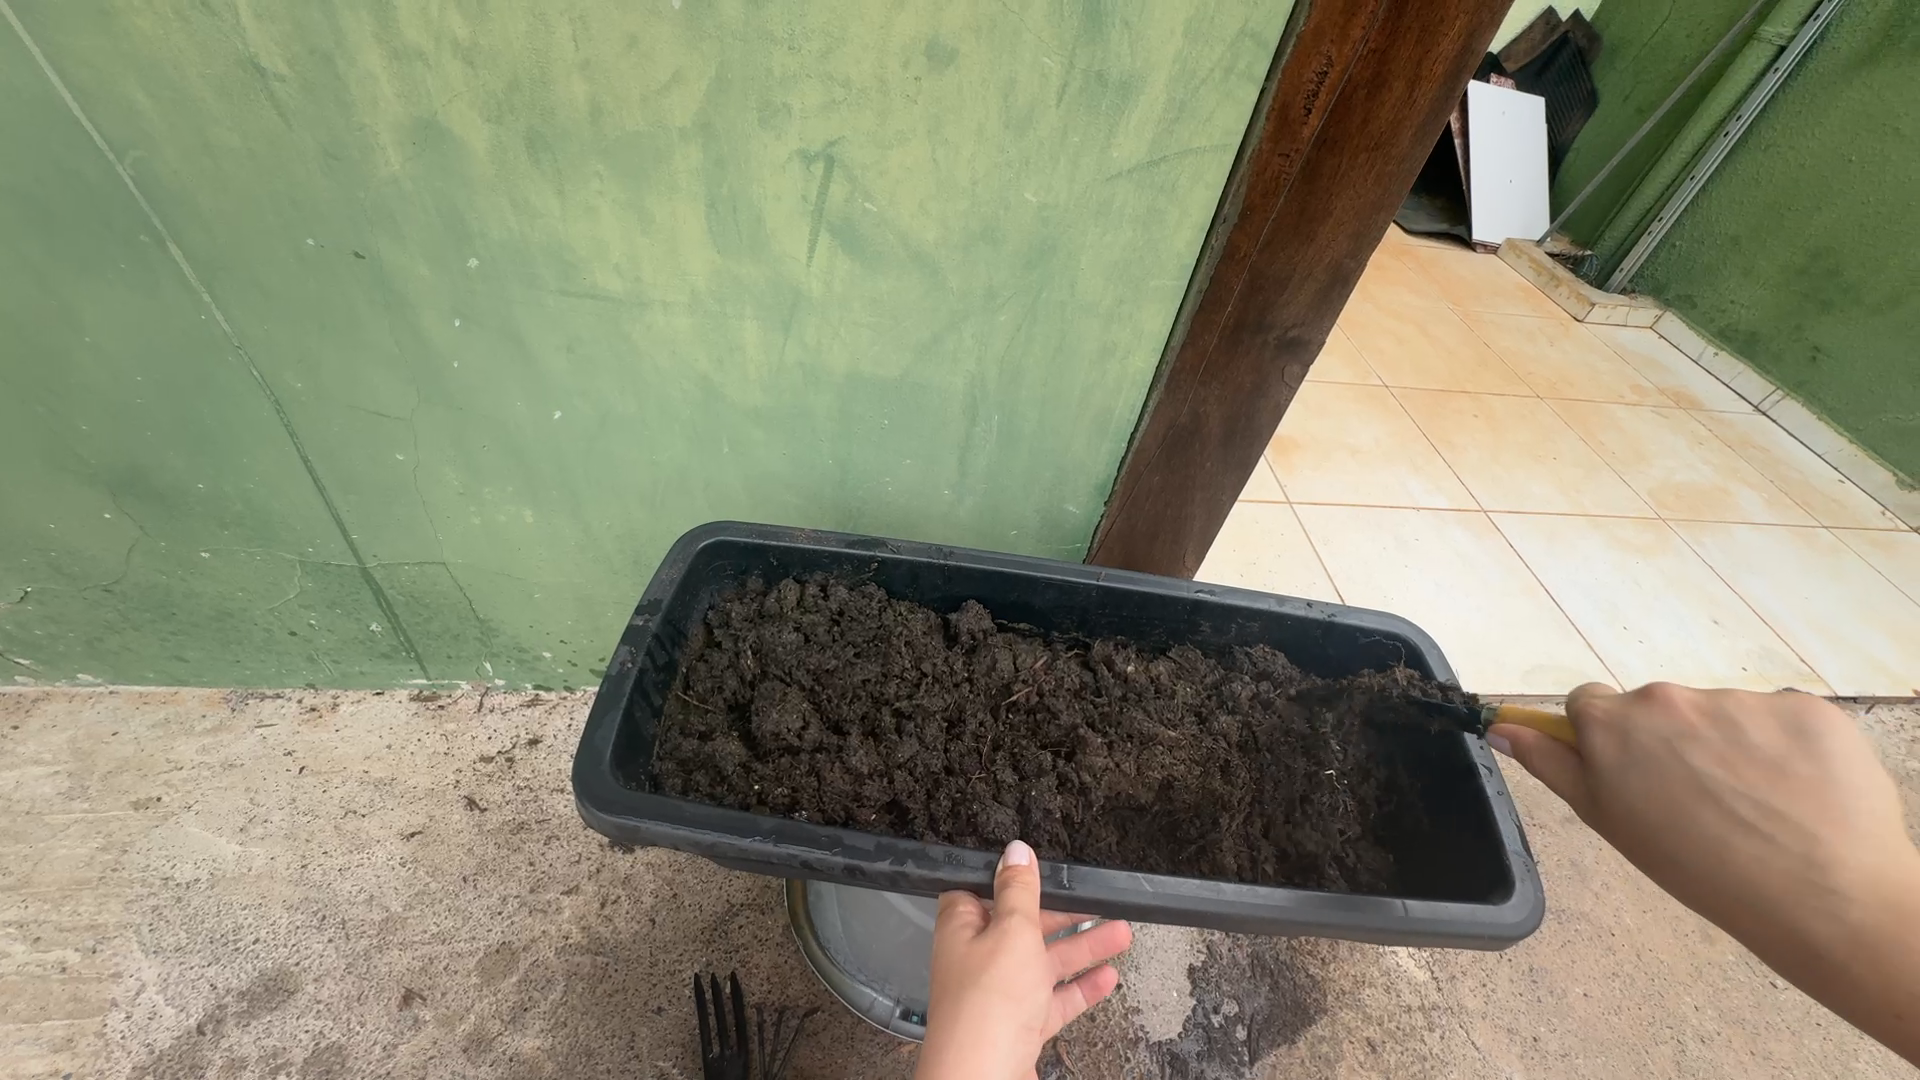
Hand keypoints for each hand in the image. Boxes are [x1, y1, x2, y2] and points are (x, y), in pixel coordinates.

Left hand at [914, 840, 1132, 1079]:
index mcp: (963, 926)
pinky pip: (1055, 999)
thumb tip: (1016, 850)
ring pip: (1046, 961)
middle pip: (1024, 924)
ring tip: (1122, 932)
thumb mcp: (1011, 930)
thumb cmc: (987, 1002)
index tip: (1045, 867)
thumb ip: (1019, 889)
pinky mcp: (1021, 1025)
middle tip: (1098, 899)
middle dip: (1063, 913)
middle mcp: (979, 957)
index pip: (986, 889)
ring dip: (1084, 947)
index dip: (1014, 878)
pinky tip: (1108, 978)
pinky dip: (1081, 988)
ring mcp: (1001, 994)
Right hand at [1492, 682, 1919, 1062]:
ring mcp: (1739, 698)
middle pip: (1653, 707)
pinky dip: (1786, 746)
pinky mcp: (1808, 707)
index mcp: (1610, 719)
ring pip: (1718, 712)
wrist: (1826, 901)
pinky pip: (1780, 717)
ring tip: (1756, 801)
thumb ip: (1549, 763)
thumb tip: (1500, 728)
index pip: (1588, 704)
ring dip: (1726, 743)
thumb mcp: (1603, 816)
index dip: (1607, 738)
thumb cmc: (1692, 864)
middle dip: (1667, 740)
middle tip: (1696, 797)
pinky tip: (1797, 790)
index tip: (1631, 774)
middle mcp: (1666, 695)